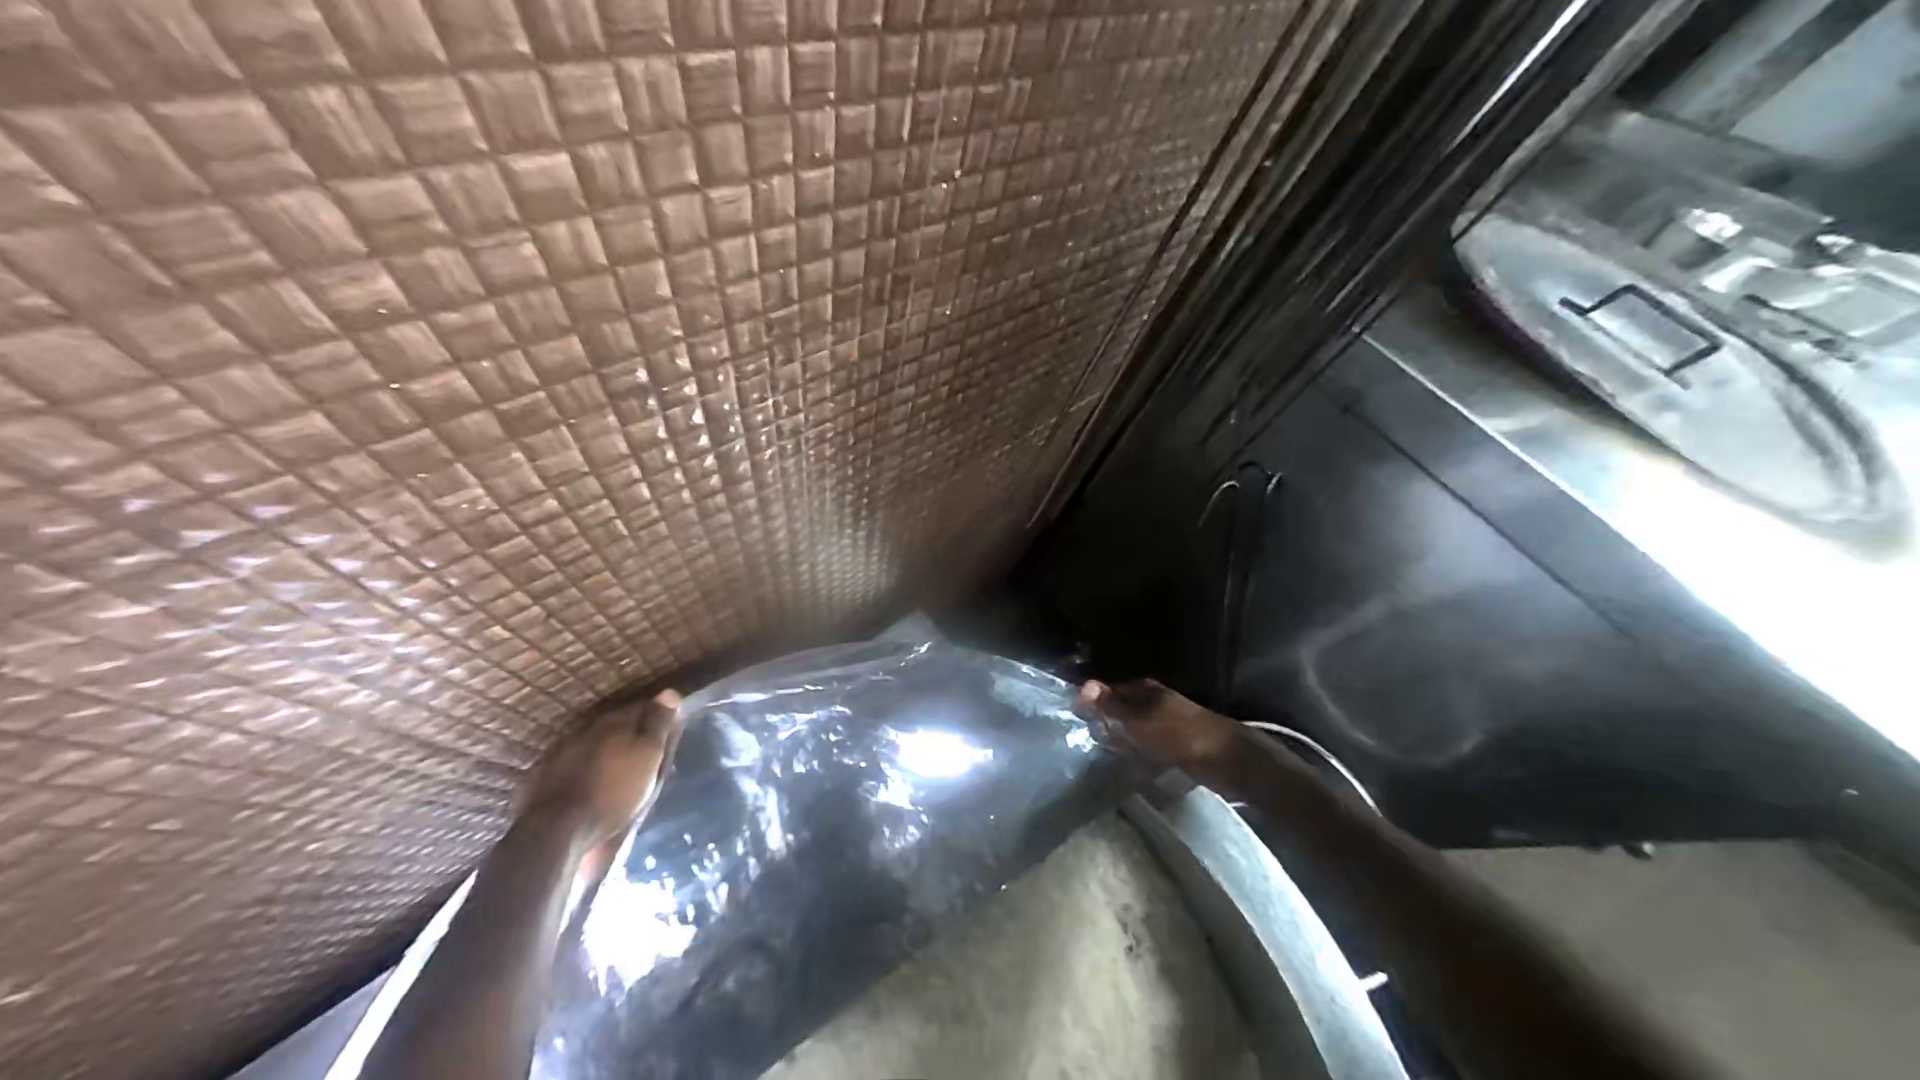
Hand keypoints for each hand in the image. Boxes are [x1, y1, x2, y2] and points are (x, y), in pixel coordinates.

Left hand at [523, 689, 684, 845]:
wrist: (557, 829)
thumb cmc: (613, 792)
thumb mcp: (648, 757)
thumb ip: (658, 724)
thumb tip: (670, 692)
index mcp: (614, 722)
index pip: (644, 707)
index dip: (659, 716)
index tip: (670, 729)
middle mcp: (587, 729)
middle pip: (617, 724)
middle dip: (633, 733)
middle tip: (647, 751)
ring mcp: (562, 750)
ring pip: (594, 742)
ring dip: (608, 749)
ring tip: (620, 768)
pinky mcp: (545, 774)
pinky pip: (573, 762)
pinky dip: (586, 766)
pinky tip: (592, 781)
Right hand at [1077, 679, 1243, 778]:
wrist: (1225, 759)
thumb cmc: (1178, 734)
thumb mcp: (1138, 720)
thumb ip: (1110, 706)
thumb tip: (1081, 686)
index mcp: (1144, 690)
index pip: (1108, 692)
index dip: (1092, 704)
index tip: (1074, 721)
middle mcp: (1153, 702)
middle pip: (1121, 711)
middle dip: (1104, 724)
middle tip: (1085, 742)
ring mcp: (1166, 724)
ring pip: (1133, 730)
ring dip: (1120, 741)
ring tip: (1101, 756)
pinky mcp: (1175, 745)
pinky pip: (1146, 747)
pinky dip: (1136, 755)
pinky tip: (1128, 767)